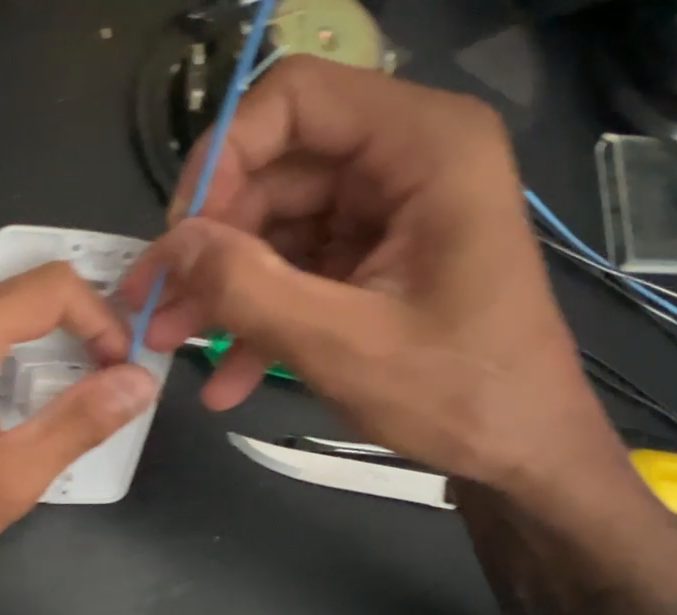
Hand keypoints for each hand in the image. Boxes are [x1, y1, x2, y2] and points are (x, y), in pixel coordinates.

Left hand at [0, 264, 157, 598]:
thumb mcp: (12, 478)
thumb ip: (79, 423)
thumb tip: (139, 383)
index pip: (49, 288)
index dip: (100, 319)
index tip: (120, 369)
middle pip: (25, 284)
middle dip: (81, 318)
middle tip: (113, 369)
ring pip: (2, 300)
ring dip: (50, 330)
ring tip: (84, 379)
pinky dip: (17, 343)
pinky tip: (32, 388)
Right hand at [119, 58, 626, 497]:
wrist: (522, 454)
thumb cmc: (460, 395)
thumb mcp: (342, 345)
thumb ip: (248, 290)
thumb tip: (169, 248)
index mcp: (424, 147)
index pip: (295, 99)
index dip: (224, 156)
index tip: (182, 234)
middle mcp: (405, 162)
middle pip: (274, 169)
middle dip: (210, 243)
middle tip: (154, 305)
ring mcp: (387, 214)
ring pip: (274, 226)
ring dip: (221, 289)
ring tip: (169, 343)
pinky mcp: (373, 260)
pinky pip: (295, 270)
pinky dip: (257, 318)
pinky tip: (226, 377)